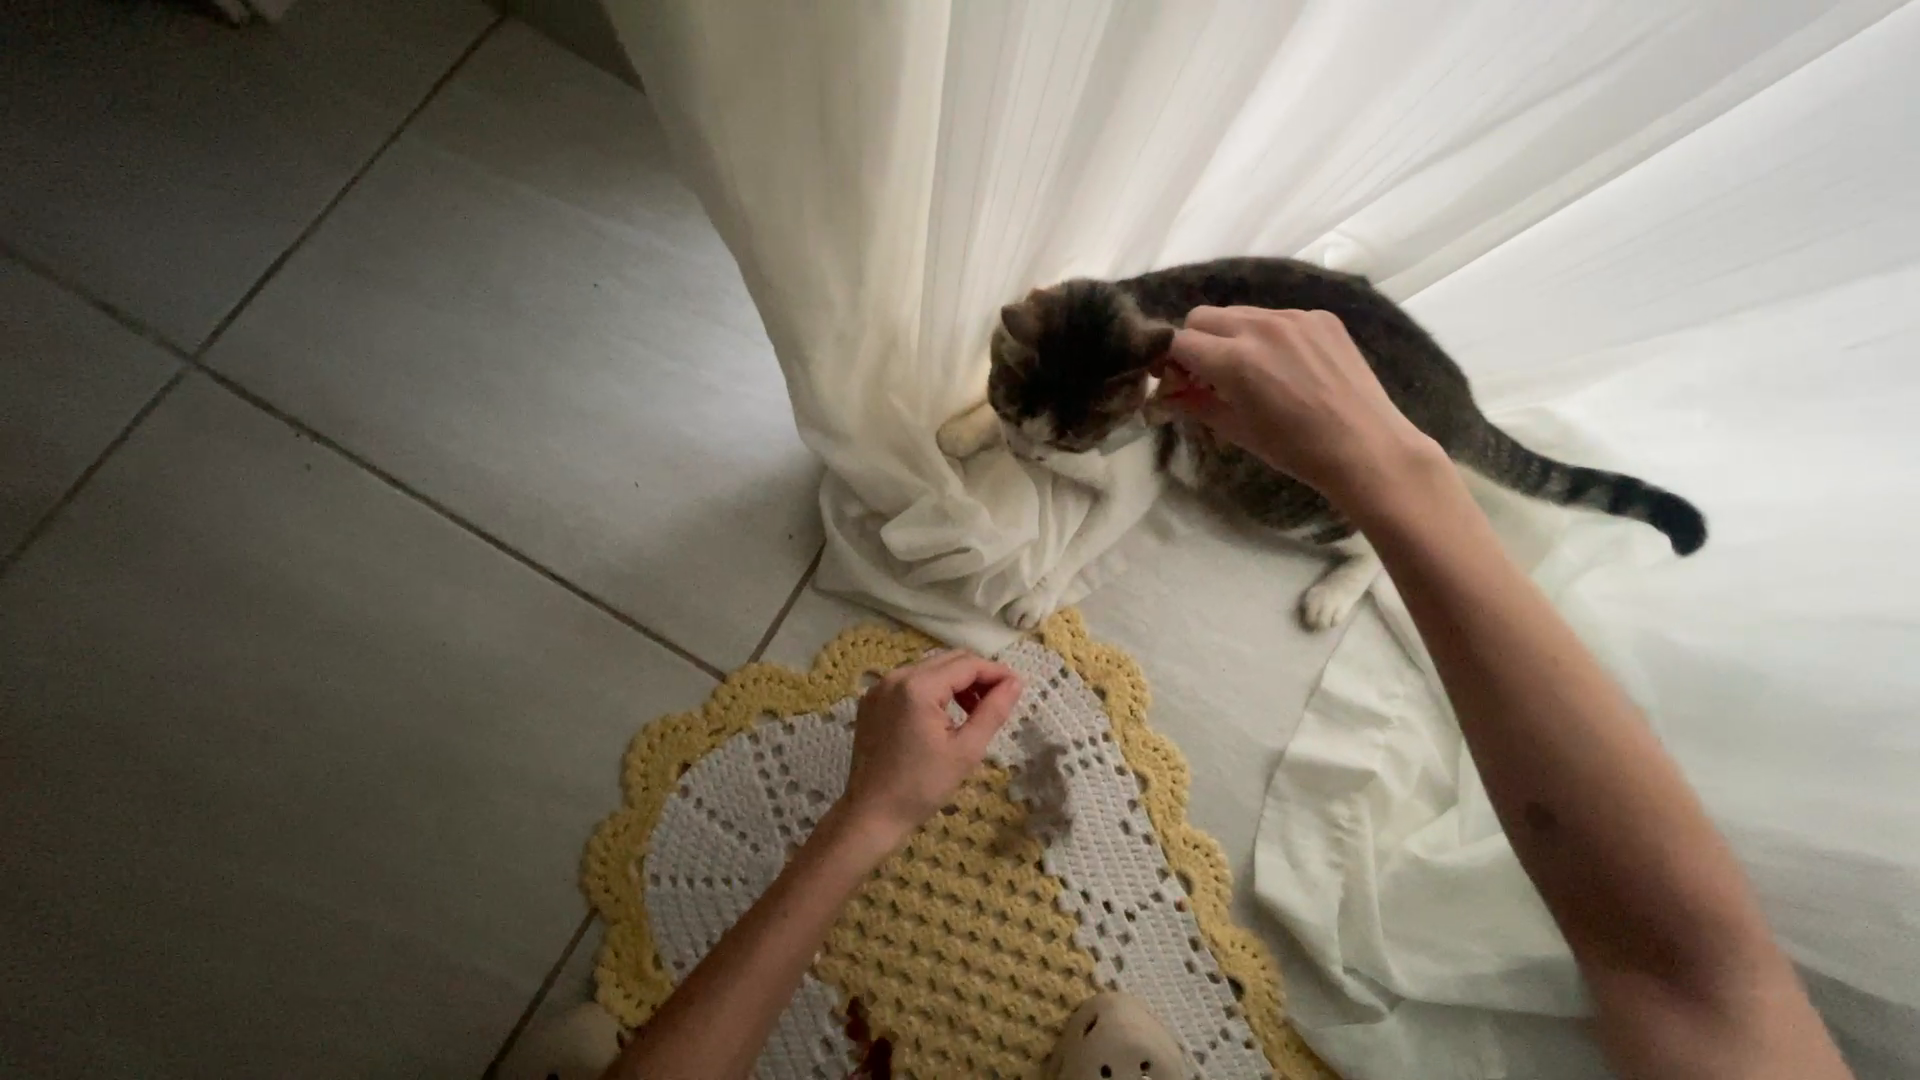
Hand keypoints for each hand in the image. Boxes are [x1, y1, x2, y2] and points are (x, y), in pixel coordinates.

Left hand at [835, 651, 1023, 852]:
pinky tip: (944, 715)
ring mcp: (880, 687)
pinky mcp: (872, 699)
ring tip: (973, 710)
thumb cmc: (922, 786)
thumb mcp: (966, 750)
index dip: (996, 672)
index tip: (1017, 686)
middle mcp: (896, 677)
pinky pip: (910, 681)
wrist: (871, 813)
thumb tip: (1015, 683)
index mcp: (918, 687)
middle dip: (977, 675)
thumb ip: (993, 711)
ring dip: (956, 681)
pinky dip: (932, 689)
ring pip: (930, 668)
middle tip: (999, 699)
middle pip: (948, 660)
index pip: (967, 664)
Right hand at [1159, 306, 1440, 514]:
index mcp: (1235, 360)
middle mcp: (1261, 326)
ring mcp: (1295, 317)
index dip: (1167, 361)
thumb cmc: (1294, 449)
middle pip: (1202, 317)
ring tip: (1245, 372)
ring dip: (1228, 337)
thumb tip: (1165, 393)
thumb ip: (1194, 402)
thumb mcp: (1234, 429)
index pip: (1177, 341)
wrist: (1365, 446)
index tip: (1172, 380)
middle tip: (1203, 376)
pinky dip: (1264, 336)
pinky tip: (1282, 367)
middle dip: (1194, 342)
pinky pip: (1275, 317)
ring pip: (1239, 313)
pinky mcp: (1321, 317)